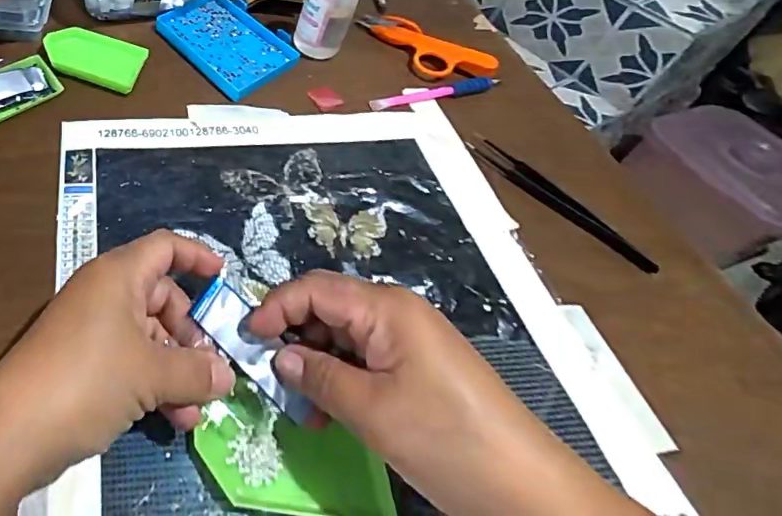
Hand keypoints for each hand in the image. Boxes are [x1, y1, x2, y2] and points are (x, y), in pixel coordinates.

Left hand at [0, 231, 234, 514]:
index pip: (164, 247)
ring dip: (175, 368)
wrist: (15, 428)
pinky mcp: (81, 360)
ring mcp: (91, 326)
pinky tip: (173, 418)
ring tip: (194, 410)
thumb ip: (194, 371)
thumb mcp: (150, 374)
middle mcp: (105, 292)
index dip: (196, 255)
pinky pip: (129, 360)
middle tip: (211, 370)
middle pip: (161, 296)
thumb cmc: (88, 379)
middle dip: (190, 333)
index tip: (225, 277)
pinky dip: (152, 382)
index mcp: (119, 274)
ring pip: (147, 335)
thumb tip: (225, 375)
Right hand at [247, 271, 644, 515]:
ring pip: (344, 338)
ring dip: (317, 367)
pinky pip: (366, 361)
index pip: (316, 288)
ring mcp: (409, 341)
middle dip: (296, 340)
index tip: (248, 337)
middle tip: (272, 379)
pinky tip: (330, 413)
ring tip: (302, 408)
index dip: (277, 306)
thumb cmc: (448, 440)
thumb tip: (280, 358)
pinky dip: (342, 381)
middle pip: (329, 310)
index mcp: (386, 307)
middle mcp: (396, 312)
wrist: (533, 493)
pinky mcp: (418, 369)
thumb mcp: (373, 411)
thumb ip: (319, 377)